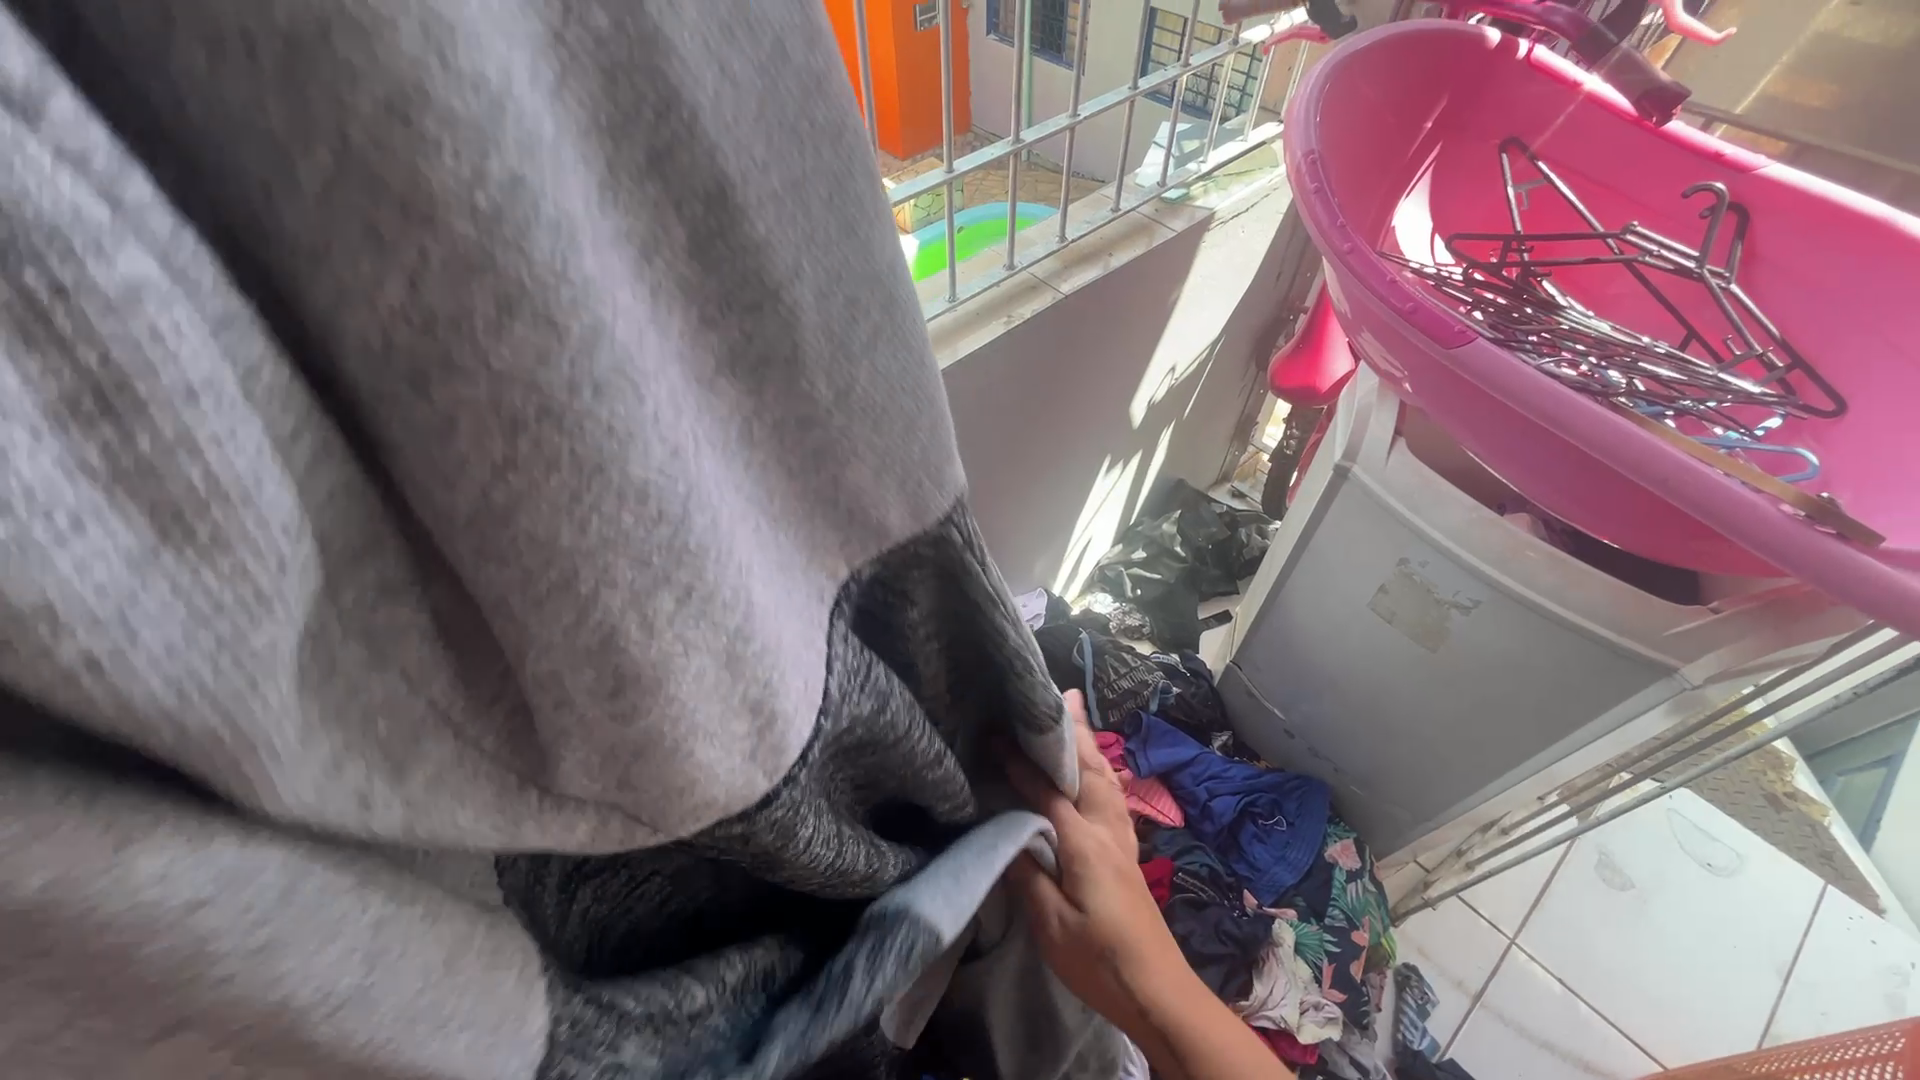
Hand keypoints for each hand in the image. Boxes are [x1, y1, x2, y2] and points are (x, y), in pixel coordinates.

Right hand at [1004, 691, 1201, 1037]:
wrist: (1158, 991)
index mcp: (1085, 842)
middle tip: (1063, 693)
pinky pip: (1114, 798)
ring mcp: (1124, 842)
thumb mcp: (1051, 924)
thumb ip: (1027, 874)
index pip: (1048, 791)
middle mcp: (1108, 831)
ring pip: (1106, 780)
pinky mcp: (1129, 855)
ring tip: (1080, 718)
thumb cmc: (1100, 960)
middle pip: (1089, 770)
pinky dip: (1103, 773)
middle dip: (1073, 731)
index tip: (996, 734)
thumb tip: (1004, 831)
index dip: (1021, 763)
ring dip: (1091, 746)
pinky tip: (1101, 774)